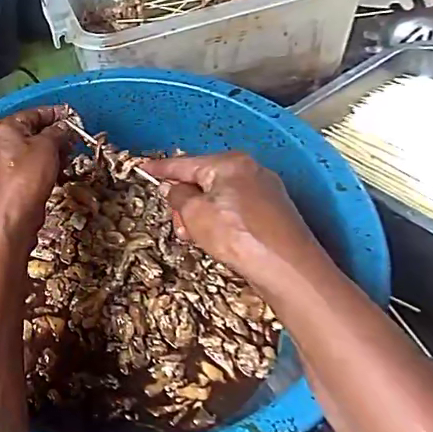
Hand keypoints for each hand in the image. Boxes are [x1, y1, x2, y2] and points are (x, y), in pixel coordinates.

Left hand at [0, 106, 72, 236]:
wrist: (16, 215)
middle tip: (76, 139)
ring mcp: (6, 159)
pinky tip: (61, 169)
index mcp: (5, 127)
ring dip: (55, 150)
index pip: (35, 112)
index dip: (56, 113)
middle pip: (35, 130)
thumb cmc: (29, 175)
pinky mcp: (14, 176)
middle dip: (57, 134)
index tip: (74, 116)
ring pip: (36, 147)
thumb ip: (58, 131)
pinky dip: (48, 163)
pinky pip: (34, 163)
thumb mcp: (48, 146)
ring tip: (70, 155)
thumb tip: (65, 126)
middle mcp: (2, 140)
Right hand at [141, 152, 329, 284]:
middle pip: (203, 180)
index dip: (160, 169)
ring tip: (198, 238)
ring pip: (219, 197)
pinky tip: (219, 241)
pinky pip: (236, 210)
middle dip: (185, 201)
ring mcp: (265, 191)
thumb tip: (173, 188)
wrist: (289, 269)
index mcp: (230, 163)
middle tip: (179, 225)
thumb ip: (178, 196)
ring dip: (201, 215)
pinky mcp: (273, 213)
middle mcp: (250, 170)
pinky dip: (221, 222)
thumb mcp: (194, 214)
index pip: (185, 162)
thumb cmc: (239, 237)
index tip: (143, 168)